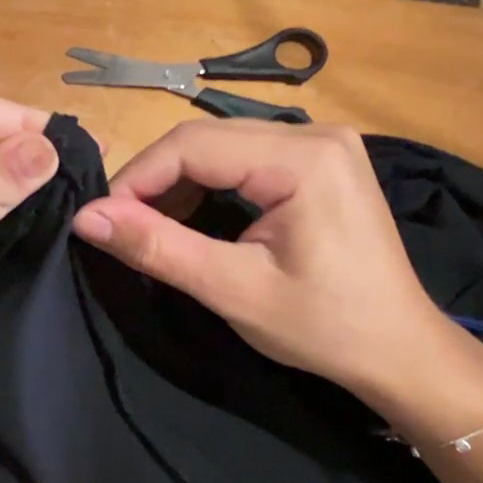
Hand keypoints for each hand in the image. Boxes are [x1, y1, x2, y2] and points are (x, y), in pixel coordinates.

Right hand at [71, 119, 451, 392]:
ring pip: (223, 148)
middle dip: (153, 183)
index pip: (191, 145)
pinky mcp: (322, 165)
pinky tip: (190, 223)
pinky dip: (209, 188)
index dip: (135, 180)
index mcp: (303, 157)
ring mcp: (323, 146)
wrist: (395, 348)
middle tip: (118, 231)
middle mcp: (316, 134)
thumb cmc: (321, 326)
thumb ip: (158, 248)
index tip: (98, 223)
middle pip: (206, 139)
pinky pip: (246, 161)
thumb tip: (86, 218)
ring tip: (149, 232)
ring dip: (178, 186)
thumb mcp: (232, 289)